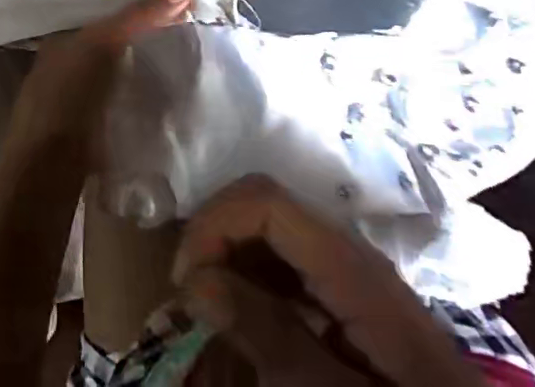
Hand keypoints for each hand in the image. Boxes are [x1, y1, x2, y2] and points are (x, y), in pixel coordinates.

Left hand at [4, 0, 191, 153]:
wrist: (48, 170)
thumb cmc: (68, 96)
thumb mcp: (103, 43)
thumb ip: (138, 16)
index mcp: (62, 39)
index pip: (105, 9)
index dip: (138, 1)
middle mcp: (67, 63)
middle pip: (115, 37)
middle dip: (147, 29)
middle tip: (188, 21)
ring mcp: (79, 96)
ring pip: (121, 65)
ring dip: (148, 59)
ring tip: (186, 47)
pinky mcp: (94, 124)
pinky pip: (127, 94)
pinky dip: (146, 87)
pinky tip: (169, 84)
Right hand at [173, 176, 483, 386]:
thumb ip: (268, 335)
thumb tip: (199, 279)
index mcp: (348, 263)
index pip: (267, 200)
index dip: (215, 223)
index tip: (184, 281)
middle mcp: (348, 247)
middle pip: (267, 203)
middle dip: (216, 235)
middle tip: (189, 296)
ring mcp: (350, 264)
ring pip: (274, 227)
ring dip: (231, 254)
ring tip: (207, 308)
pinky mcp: (349, 287)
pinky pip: (290, 259)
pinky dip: (254, 275)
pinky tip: (242, 314)